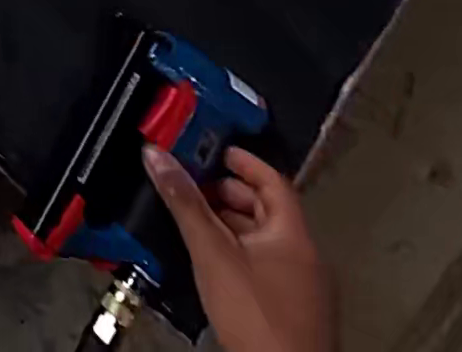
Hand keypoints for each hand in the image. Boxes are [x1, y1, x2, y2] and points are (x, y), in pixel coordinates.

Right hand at [143, 144, 334, 351]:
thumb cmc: (253, 313)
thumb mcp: (211, 251)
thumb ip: (184, 201)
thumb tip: (155, 154)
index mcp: (293, 234)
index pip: (271, 179)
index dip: (242, 160)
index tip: (211, 149)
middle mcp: (305, 255)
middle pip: (265, 207)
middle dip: (226, 191)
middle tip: (190, 184)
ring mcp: (302, 285)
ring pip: (262, 236)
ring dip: (228, 221)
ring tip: (191, 217)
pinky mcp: (292, 309)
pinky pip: (262, 260)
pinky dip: (235, 247)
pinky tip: (208, 255)